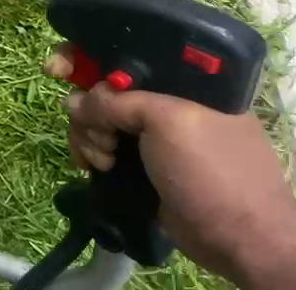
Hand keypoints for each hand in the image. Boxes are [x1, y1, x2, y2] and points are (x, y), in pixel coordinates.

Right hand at [45, 46, 295, 289]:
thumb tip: (76, 106)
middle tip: (89, 125)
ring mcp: (151, 135)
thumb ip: (114, 100)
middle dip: (85, 106)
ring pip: (92, 116)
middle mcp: (166, 105)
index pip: (123, 55)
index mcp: (185, 87)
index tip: (57, 70)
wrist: (239, 240)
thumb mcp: (167, 120)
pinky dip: (88, 150)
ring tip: (103, 158)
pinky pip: (96, 141)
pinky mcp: (138, 160)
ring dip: (87, 134)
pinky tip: (94, 165)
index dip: (84, 56)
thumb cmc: (212, 170)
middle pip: (99, 86)